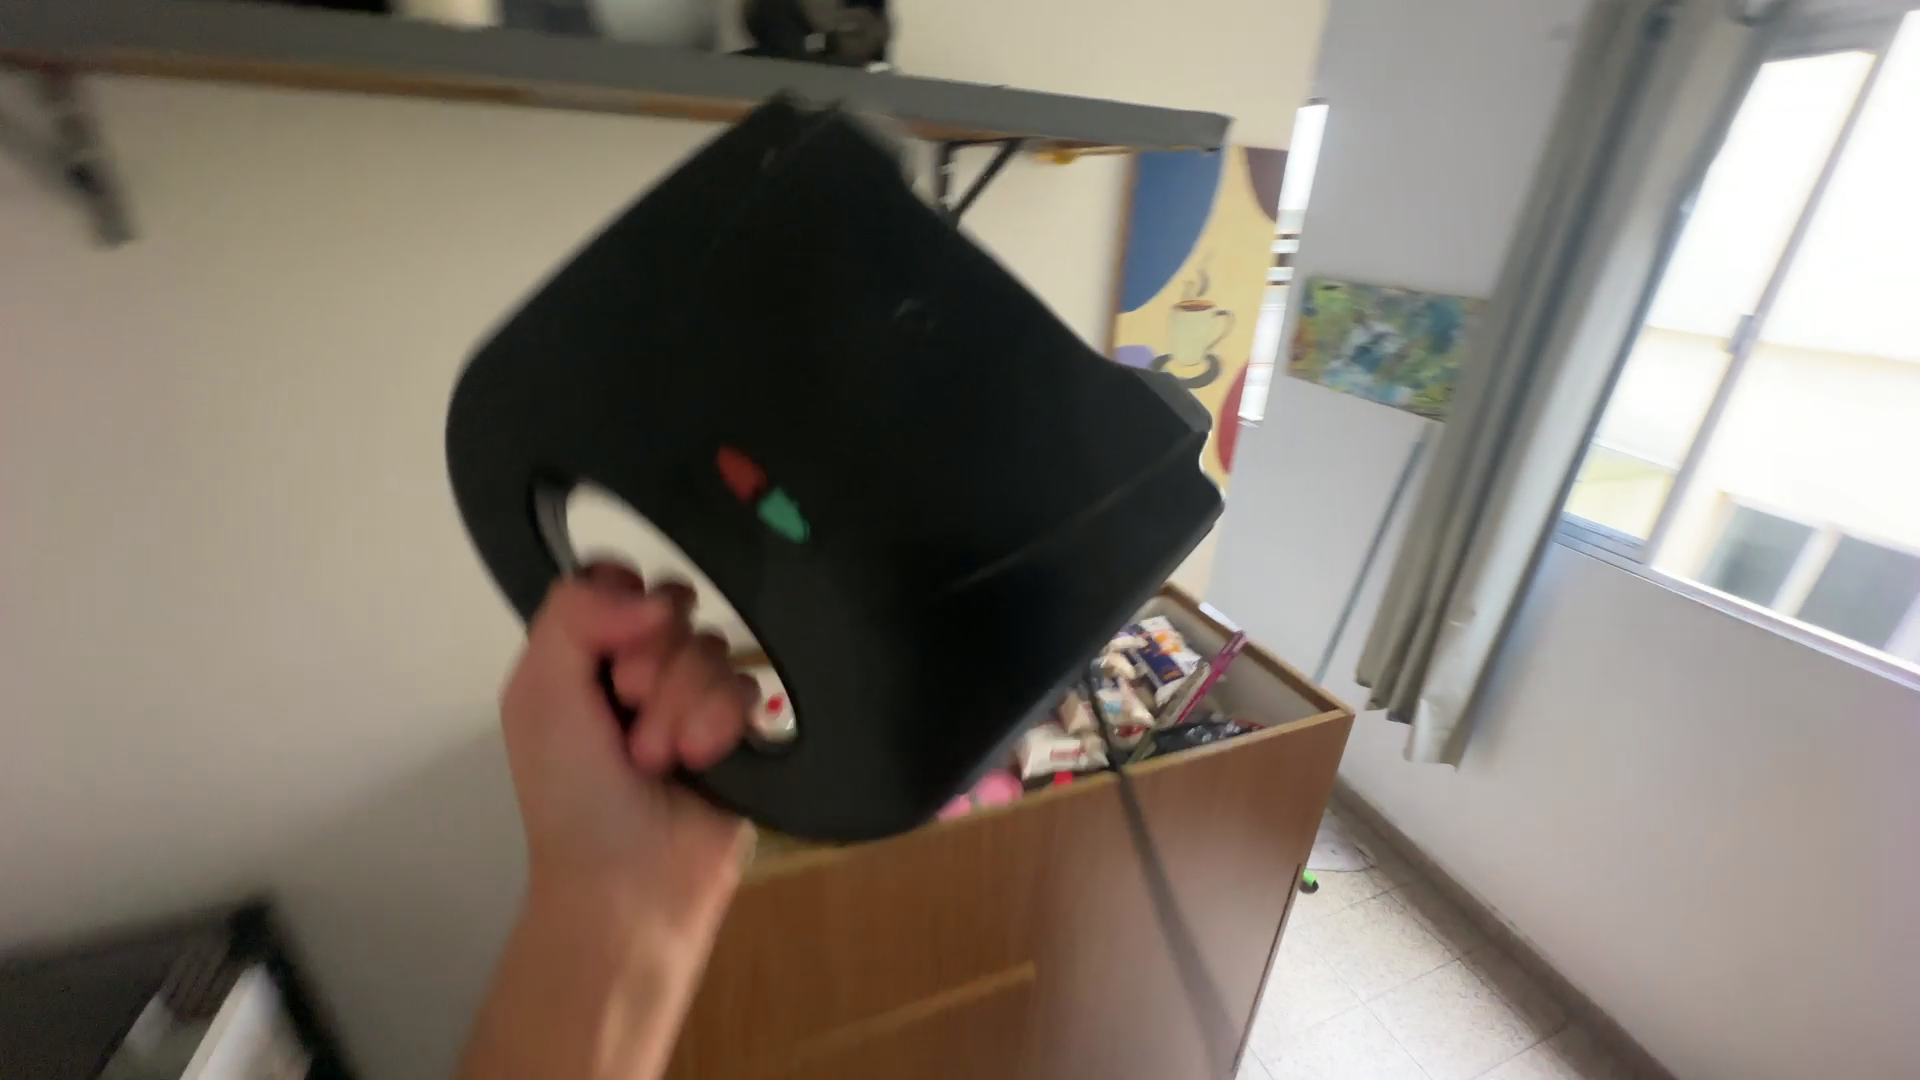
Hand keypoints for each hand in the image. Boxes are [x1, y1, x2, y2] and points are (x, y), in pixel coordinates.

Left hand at [499, 562, 756, 929]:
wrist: (633, 882)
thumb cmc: (574, 794)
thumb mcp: (541, 699)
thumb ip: (574, 618)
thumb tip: (653, 596)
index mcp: (586, 653)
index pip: (616, 577)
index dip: (622, 596)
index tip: (617, 637)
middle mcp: (640, 663)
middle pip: (672, 605)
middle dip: (652, 662)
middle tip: (627, 708)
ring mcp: (694, 691)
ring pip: (712, 646)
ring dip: (681, 705)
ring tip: (662, 756)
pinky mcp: (740, 720)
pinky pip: (748, 682)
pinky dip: (720, 721)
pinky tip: (704, 757)